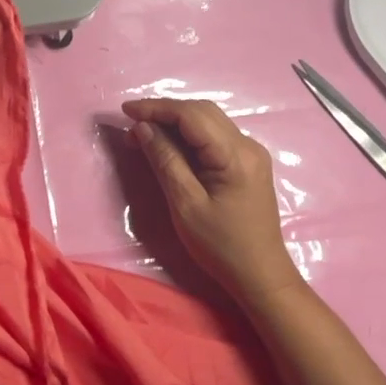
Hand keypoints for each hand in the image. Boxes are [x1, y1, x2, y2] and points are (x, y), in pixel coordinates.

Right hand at [122, 98, 299, 300]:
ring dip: (174, 120)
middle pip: (200, 112)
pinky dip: (188, 133)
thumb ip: (165, 160)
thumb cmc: (221, 245)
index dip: (156, 108)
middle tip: (132, 124)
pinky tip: (169, 143)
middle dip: (164, 112)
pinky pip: (213, 134)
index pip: (191, 115)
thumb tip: (143, 127)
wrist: (260, 276)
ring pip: (207, 120)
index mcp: (235, 154)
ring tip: (144, 132)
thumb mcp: (185, 204)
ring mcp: (250, 152)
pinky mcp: (247, 162)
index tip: (125, 111)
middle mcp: (247, 145)